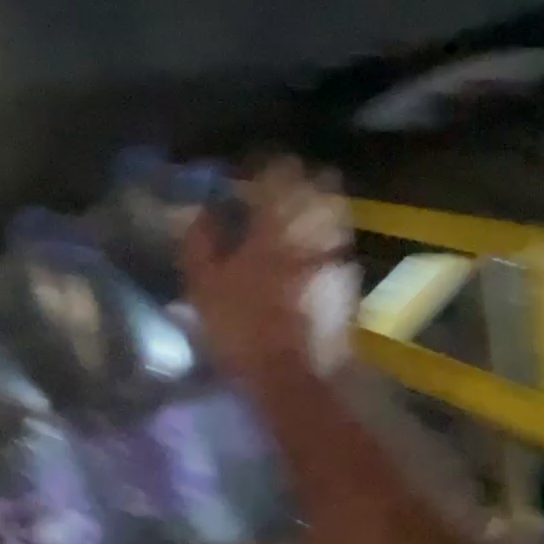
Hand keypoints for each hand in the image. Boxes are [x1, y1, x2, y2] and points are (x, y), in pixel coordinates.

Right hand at [180, 157, 357, 381]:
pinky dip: (317, 235)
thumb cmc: (241, 329)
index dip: (254, 167)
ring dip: (307, 205)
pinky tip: (298, 254)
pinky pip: (334, 237)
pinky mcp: (347, 273)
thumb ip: (199, 242)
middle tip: (264, 194)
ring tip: (281, 223)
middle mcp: (314, 224)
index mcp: (276, 220)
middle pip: (313, 179)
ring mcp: (337, 248)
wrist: (296, 376)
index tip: (236, 177)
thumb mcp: (203, 287)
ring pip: (329, 206)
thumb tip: (196, 210)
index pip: (274, 169)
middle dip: (290, 180)